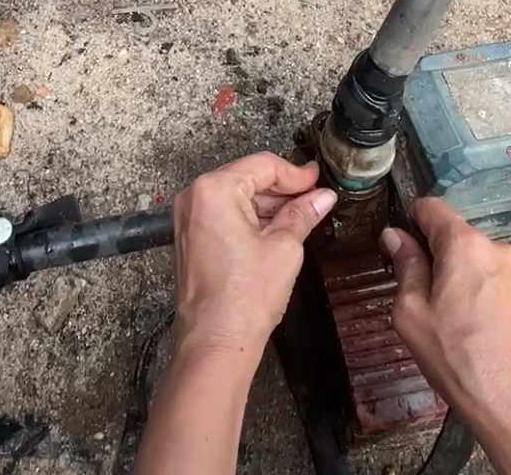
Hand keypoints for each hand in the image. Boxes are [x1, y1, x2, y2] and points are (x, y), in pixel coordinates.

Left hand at [170, 153, 336, 356]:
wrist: (216, 344)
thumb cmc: (243, 300)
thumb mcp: (284, 247)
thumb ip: (303, 213)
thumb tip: (321, 197)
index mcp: (214, 190)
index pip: (263, 165)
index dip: (295, 173)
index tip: (316, 180)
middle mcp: (195, 198)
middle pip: (248, 177)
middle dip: (282, 189)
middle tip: (314, 198)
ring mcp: (189, 219)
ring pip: (237, 196)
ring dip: (268, 204)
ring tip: (300, 216)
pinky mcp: (191, 238)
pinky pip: (225, 214)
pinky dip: (250, 218)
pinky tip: (276, 230)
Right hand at [382, 198, 510, 474]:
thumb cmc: (460, 362)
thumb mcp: (413, 313)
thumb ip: (405, 266)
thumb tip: (395, 235)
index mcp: (465, 244)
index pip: (431, 206)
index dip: (409, 219)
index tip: (399, 245)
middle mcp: (497, 249)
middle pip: (453, 234)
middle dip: (433, 254)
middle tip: (419, 294)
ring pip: (474, 259)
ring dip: (456, 275)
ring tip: (448, 320)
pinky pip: (493, 280)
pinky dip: (478, 293)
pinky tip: (472, 329)